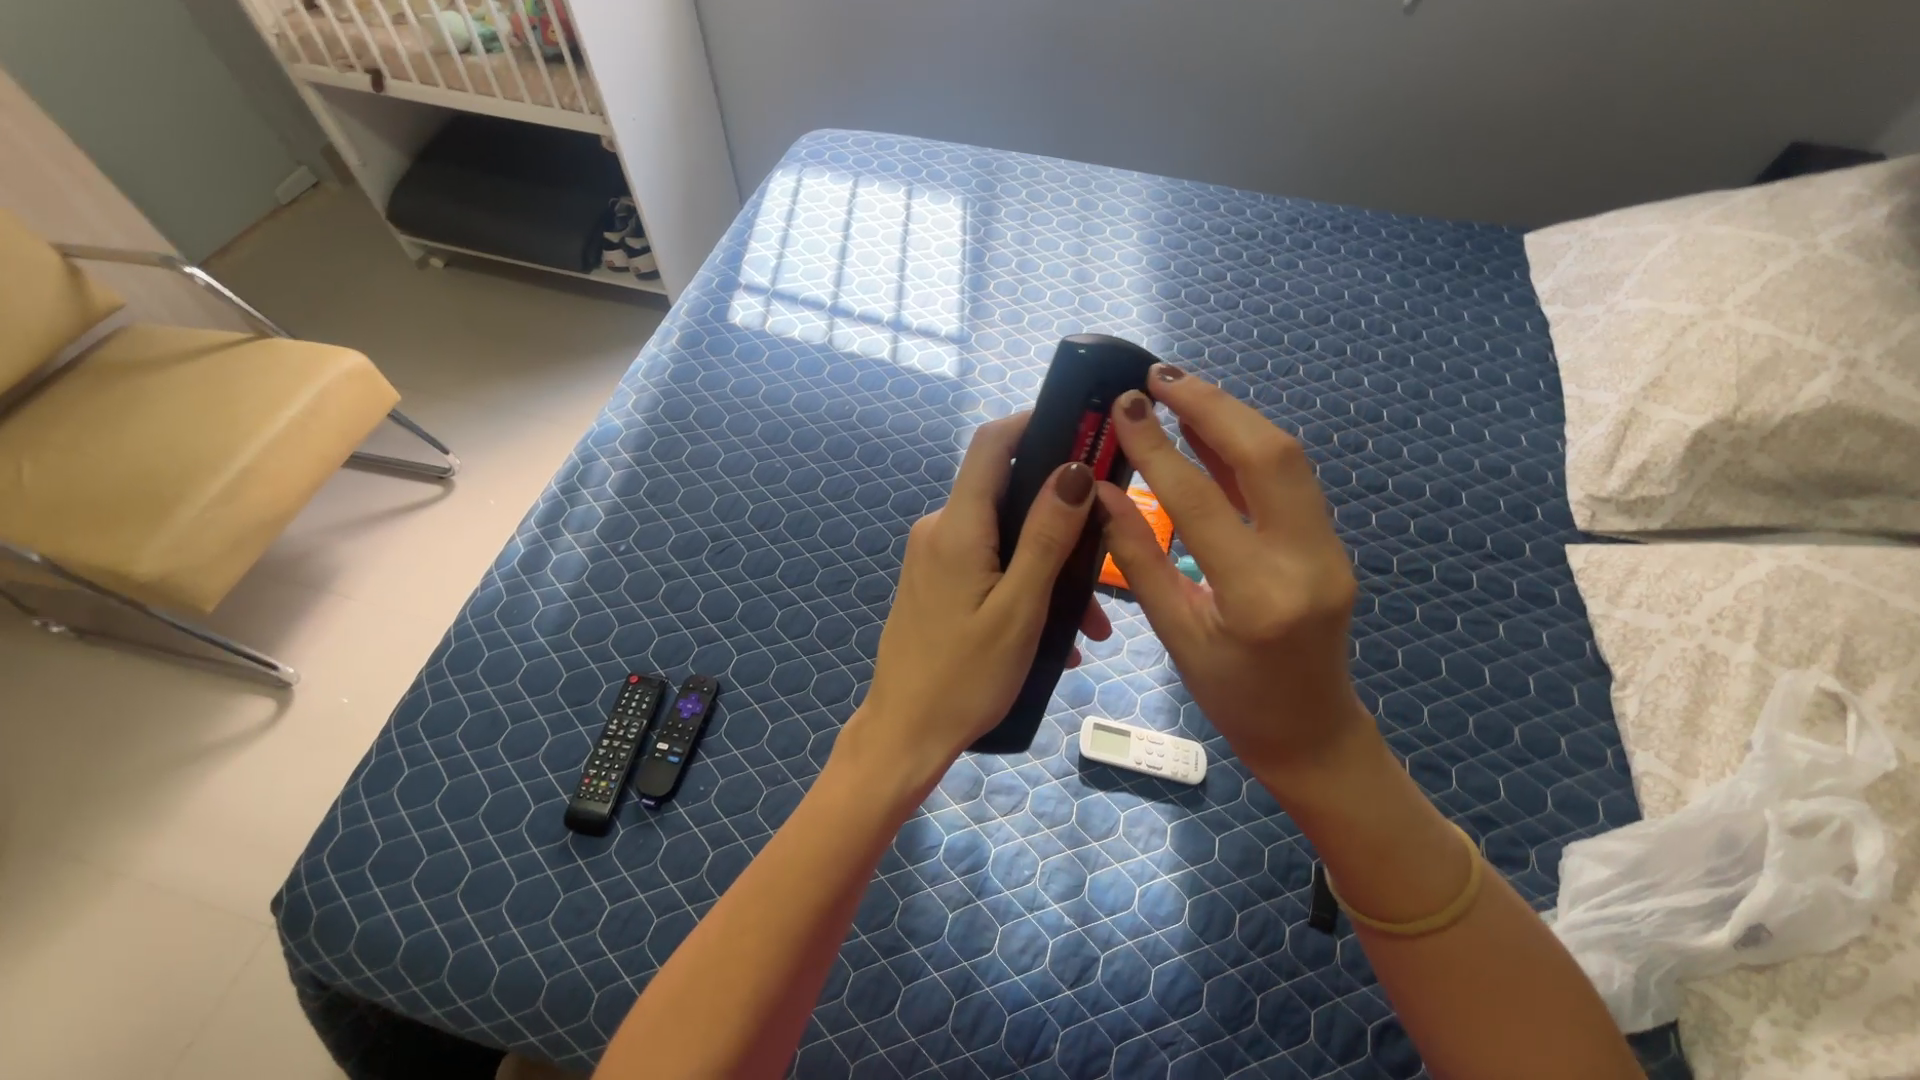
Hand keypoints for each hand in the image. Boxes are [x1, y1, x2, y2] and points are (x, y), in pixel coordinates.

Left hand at [838, 412, 1110, 788]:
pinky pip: (989, 568)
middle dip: (1061, 520)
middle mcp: (939, 531)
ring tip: (1087, 627)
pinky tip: (1054, 638)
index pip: (992, 444)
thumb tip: (1073, 469)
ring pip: (1004, 541)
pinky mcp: (936, 585)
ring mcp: (934, 559)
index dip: (1036, 423)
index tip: (1083, 429)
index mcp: (956, 527)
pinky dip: (1025, 588)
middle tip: (1104, 560)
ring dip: (1049, 570)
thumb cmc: (966, 677)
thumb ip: (1047, 537)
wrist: (906, 734)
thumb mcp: (1021, 609)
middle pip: (1007, 496)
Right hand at [1099, 365, 1378, 798]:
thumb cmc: (1233, 699)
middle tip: (1158, 376)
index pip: (1201, 502)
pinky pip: (1289, 480)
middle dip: (1210, 406)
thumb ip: (1140, 557)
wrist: (1311, 731)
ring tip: (1179, 390)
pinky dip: (1248, 446)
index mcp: (1258, 596)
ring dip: (1232, 416)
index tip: (1125, 407)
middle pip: (1267, 455)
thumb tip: (1100, 491)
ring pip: (1287, 458)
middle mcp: (1306, 561)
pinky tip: (1211, 428)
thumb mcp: (1175, 635)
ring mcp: (1329, 548)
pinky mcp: (1331, 542)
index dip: (1157, 448)